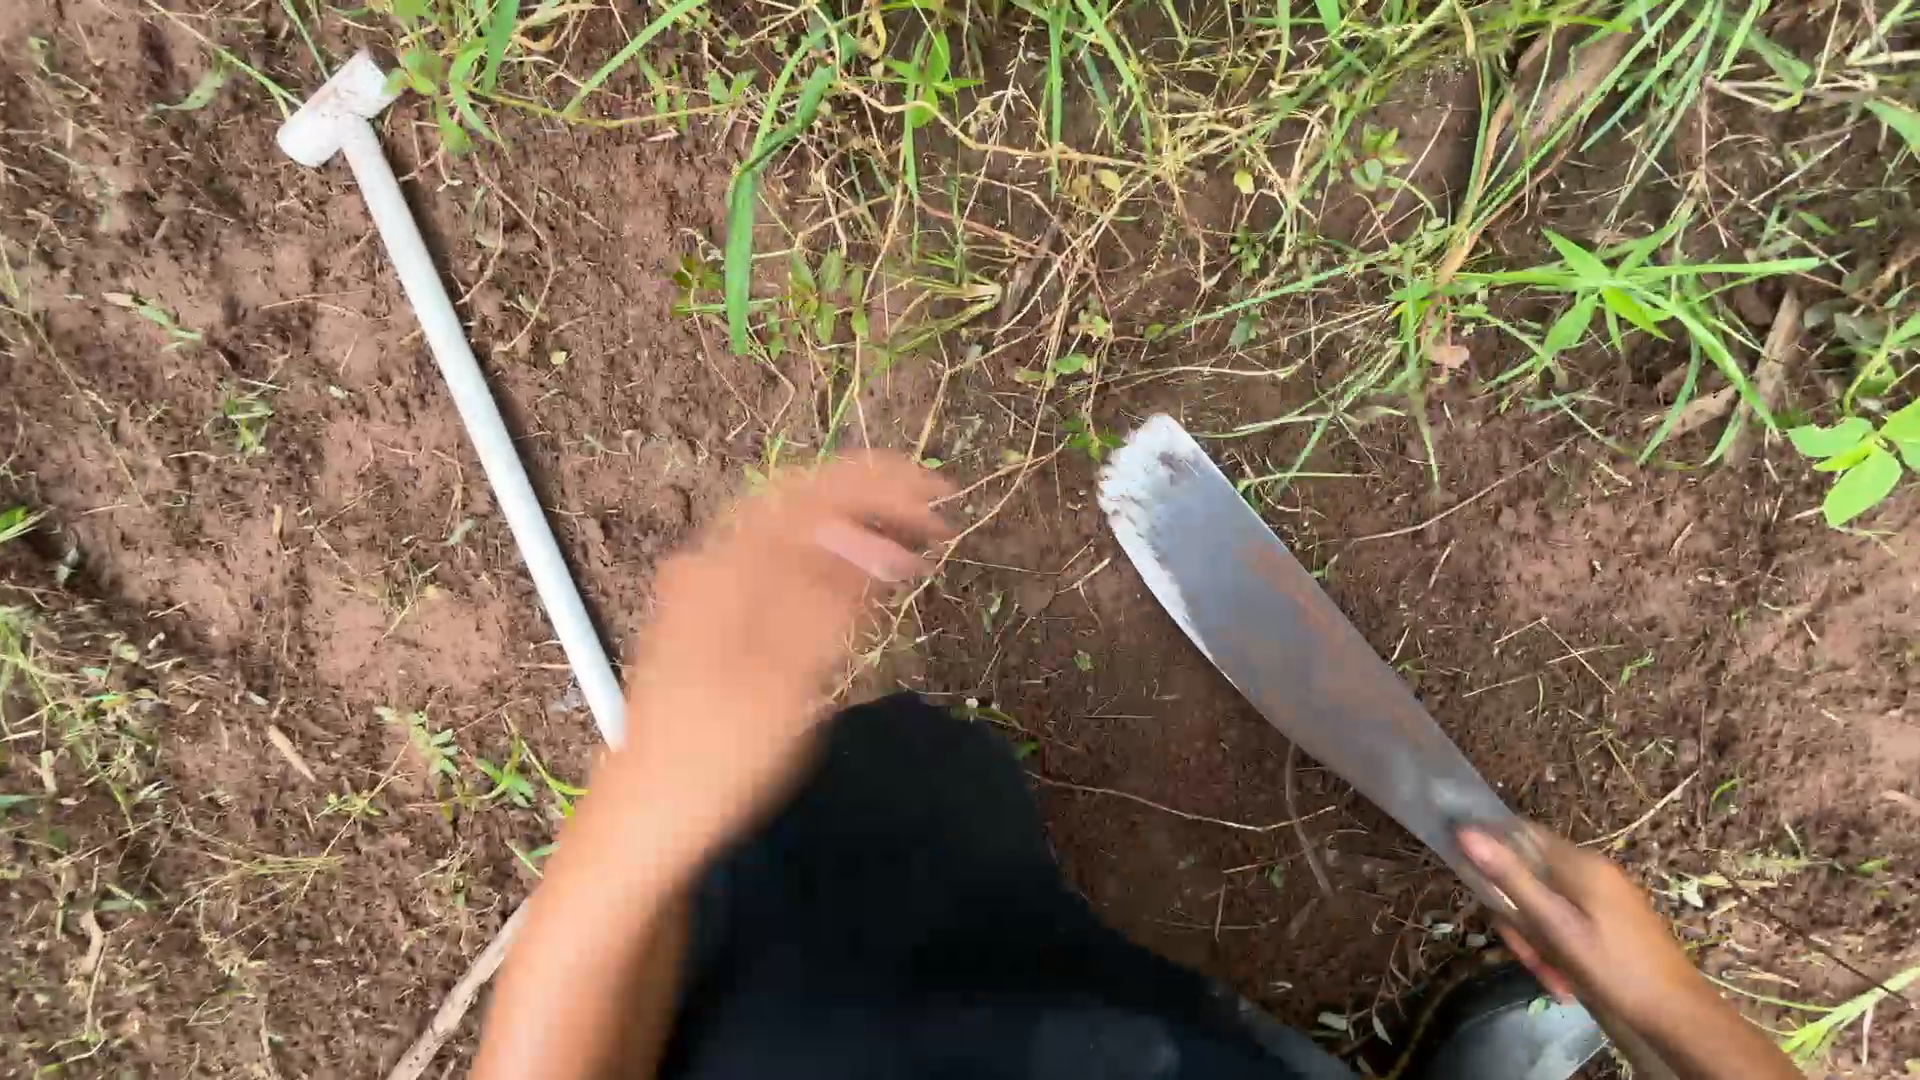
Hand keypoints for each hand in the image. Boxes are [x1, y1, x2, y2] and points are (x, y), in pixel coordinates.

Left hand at [611, 452, 951, 844]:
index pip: (816, 494)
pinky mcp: (714, 617)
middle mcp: (715, 563)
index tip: (939, 496)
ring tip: (908, 548)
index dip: (882, 485)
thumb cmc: (721, 753)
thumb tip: (878, 540)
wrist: (647, 816)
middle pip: (802, 503)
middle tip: (931, 517)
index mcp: (730, 568)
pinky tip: (855, 583)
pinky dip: (827, 563)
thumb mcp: (787, 677)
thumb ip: (832, 599)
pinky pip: (780, 566)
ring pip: (793, 534)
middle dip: (871, 500)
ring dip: (853, 531)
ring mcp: (709, 589)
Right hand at [1458, 825, 1708, 1034]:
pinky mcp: (1609, 919)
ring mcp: (1602, 896)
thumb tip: (1463, 832)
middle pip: (1527, 874)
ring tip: (1550, 975)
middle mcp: (1590, 871)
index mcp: (1579, 863)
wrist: (1685, 1023)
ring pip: (1542, 901)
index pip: (1517, 831)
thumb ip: (1509, 876)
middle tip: (1526, 954)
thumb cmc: (1616, 969)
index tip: (1475, 884)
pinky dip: (1556, 944)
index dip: (1488, 849)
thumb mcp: (1554, 925)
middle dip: (1518, 915)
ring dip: (1536, 938)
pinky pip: (1563, 918)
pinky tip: (1564, 975)